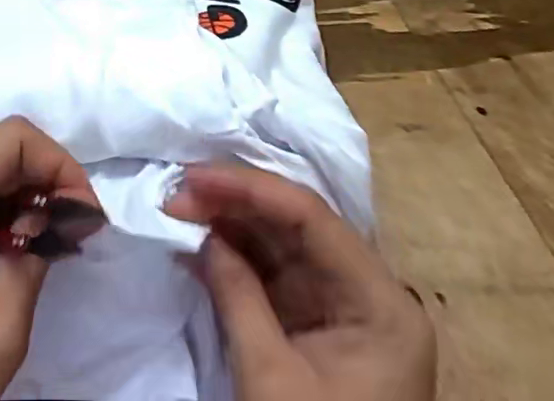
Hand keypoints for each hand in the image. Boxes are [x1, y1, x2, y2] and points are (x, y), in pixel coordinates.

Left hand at [0, 117, 102, 400]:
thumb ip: (35, 254)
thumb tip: (58, 219)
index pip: (11, 138)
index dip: (58, 163)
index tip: (86, 212)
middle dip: (46, 181)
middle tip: (79, 231)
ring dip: (26, 201)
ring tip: (56, 245)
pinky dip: (2, 217)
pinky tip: (21, 252)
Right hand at [167, 166, 434, 400]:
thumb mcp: (271, 376)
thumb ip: (237, 293)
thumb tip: (204, 233)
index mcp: (378, 302)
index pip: (311, 217)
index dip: (248, 187)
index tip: (193, 176)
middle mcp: (364, 290)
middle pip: (293, 223)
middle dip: (230, 201)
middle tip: (175, 193)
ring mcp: (336, 304)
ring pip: (276, 241)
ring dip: (225, 222)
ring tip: (176, 210)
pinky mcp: (310, 320)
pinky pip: (268, 271)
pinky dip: (229, 255)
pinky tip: (193, 244)